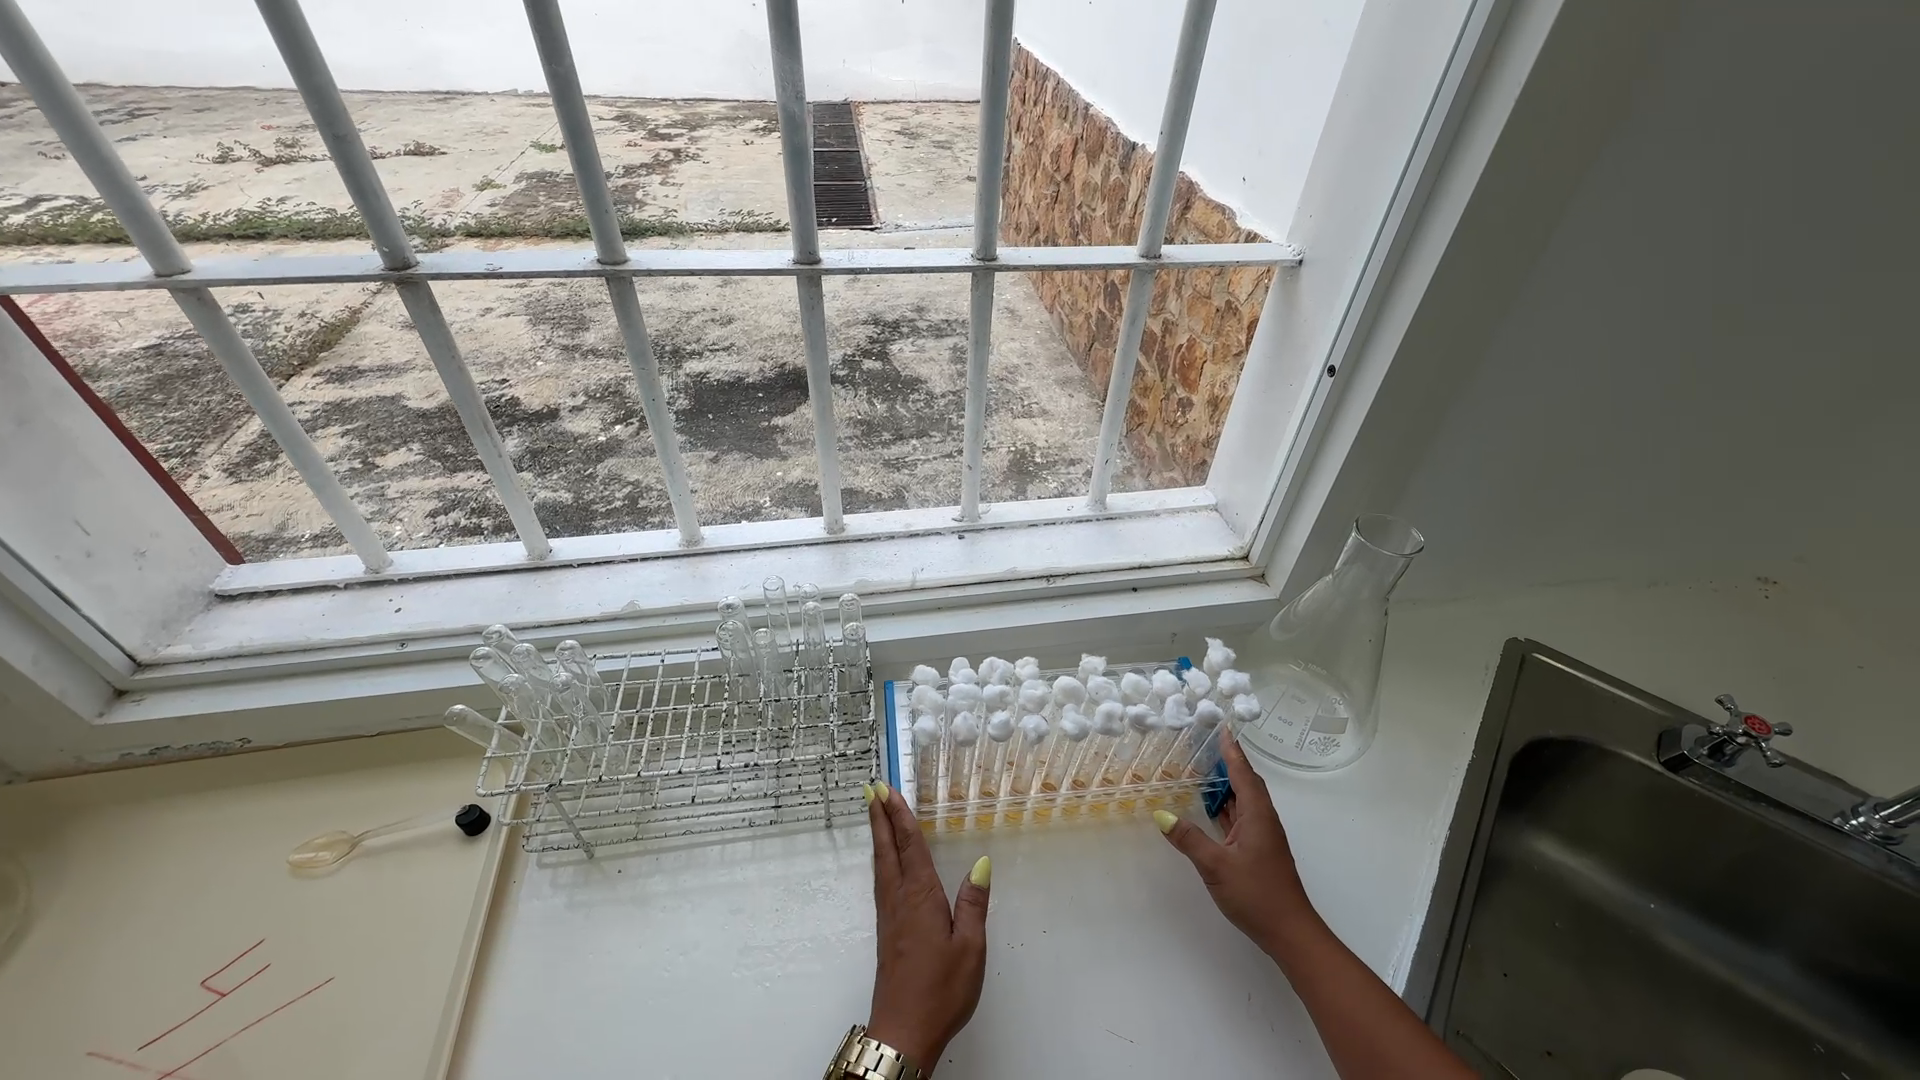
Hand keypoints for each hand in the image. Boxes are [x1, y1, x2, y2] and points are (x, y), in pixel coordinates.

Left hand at [863, 781, 990, 1074]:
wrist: (904, 1030)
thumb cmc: (942, 990)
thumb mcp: (970, 948)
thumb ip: (973, 904)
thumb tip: (981, 863)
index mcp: (921, 898)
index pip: (910, 847)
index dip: (900, 817)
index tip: (888, 790)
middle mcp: (900, 900)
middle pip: (887, 849)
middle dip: (881, 817)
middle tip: (872, 787)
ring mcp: (889, 915)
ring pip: (881, 864)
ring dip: (879, 835)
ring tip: (875, 813)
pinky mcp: (886, 930)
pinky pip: (881, 880)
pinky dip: (881, 858)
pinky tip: (884, 861)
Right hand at [1153, 728, 1319, 955]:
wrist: (1290, 932)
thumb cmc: (1256, 894)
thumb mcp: (1216, 866)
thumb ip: (1189, 839)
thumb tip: (1162, 814)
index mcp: (1257, 817)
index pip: (1244, 775)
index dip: (1232, 753)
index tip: (1223, 730)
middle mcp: (1263, 822)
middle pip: (1248, 784)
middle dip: (1230, 764)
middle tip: (1208, 746)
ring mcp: (1263, 838)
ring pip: (1245, 802)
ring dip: (1228, 785)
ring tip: (1205, 770)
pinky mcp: (1260, 852)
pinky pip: (1242, 818)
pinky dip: (1227, 806)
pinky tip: (1212, 809)